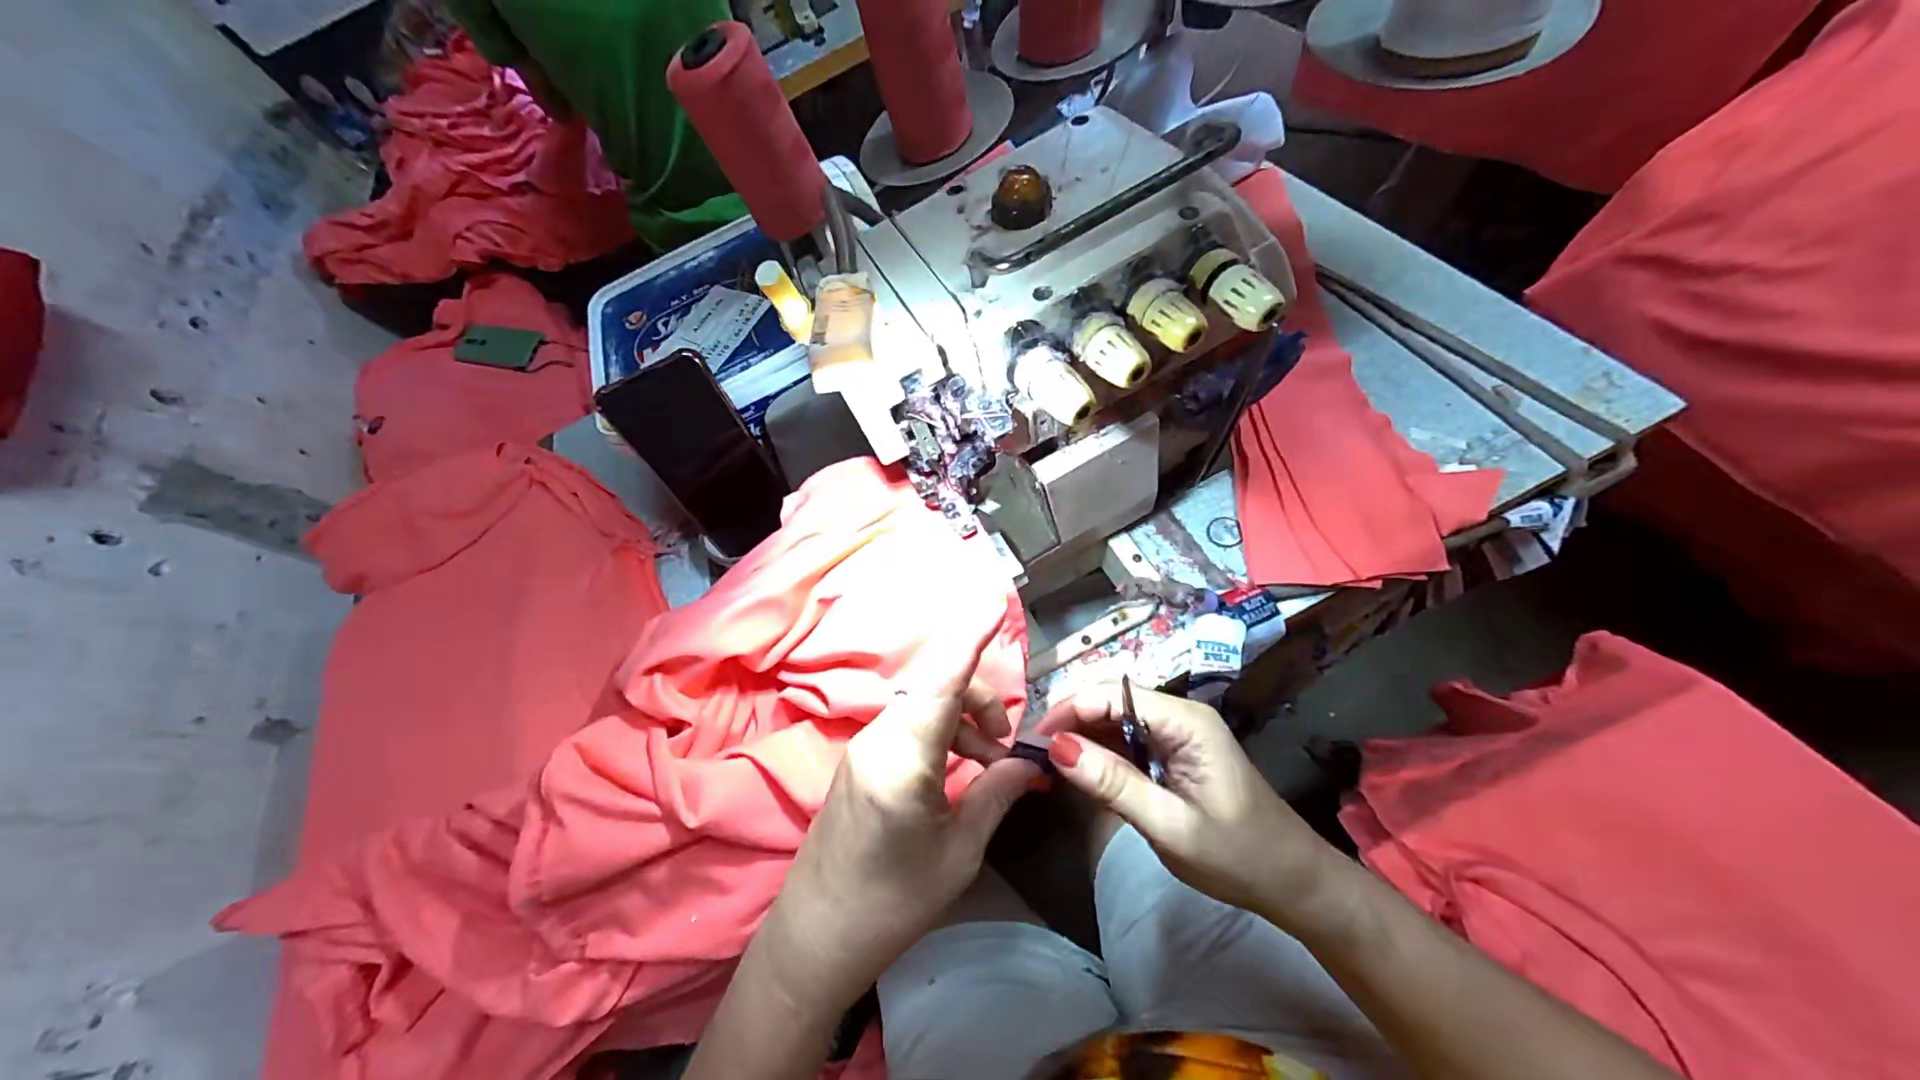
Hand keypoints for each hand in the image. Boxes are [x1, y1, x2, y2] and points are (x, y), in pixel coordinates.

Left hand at [753, 617, 1042, 1008]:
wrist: (816, 937)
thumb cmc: (892, 902)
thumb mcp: (958, 852)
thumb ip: (996, 793)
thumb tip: (1029, 763)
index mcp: (903, 755)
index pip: (943, 678)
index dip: (972, 636)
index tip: (995, 599)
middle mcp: (880, 736)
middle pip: (939, 688)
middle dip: (982, 701)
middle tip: (1006, 746)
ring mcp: (864, 746)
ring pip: (925, 707)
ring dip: (963, 722)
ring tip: (989, 766)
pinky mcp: (859, 761)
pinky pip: (909, 727)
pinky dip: (942, 736)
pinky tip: (959, 773)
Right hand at [1037, 685, 1340, 927]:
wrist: (1293, 883)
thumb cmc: (1239, 856)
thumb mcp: (1170, 826)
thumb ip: (1112, 784)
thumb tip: (1055, 747)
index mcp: (1184, 720)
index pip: (1109, 694)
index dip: (1067, 711)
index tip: (1032, 742)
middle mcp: (1178, 715)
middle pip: (1108, 701)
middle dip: (1069, 723)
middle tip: (1033, 757)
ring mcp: (1176, 733)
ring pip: (1113, 720)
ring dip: (1081, 739)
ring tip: (1048, 767)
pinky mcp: (1173, 752)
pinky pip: (1126, 741)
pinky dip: (1101, 756)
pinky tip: (1083, 775)